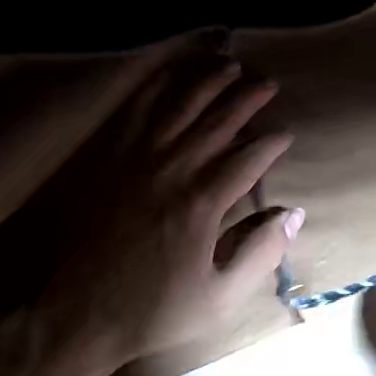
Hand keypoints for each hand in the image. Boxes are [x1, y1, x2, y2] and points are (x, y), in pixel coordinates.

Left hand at [38, 56, 302, 369]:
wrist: (81, 311)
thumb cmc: (155, 310)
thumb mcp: (221, 299)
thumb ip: (261, 254)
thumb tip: (294, 214)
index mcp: (203, 203)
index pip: (249, 158)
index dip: (272, 142)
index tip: (286, 134)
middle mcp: (172, 169)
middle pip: (218, 119)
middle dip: (248, 97)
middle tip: (268, 83)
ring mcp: (136, 158)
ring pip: (178, 105)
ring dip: (207, 81)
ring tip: (230, 64)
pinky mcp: (108, 157)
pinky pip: (135, 111)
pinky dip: (156, 86)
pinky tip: (169, 73)